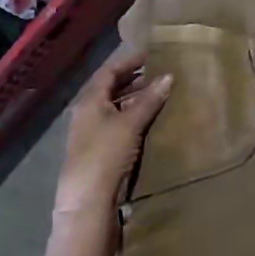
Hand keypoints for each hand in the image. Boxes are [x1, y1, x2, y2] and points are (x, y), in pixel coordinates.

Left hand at [54, 50, 172, 219]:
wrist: (88, 200)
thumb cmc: (106, 154)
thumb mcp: (130, 123)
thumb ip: (149, 99)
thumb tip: (169, 76)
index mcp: (88, 101)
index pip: (108, 72)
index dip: (129, 61)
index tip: (151, 55)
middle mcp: (86, 113)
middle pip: (109, 89)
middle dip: (133, 80)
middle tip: (158, 74)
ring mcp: (90, 134)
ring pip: (114, 108)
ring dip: (134, 100)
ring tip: (158, 96)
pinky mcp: (98, 152)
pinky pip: (116, 126)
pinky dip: (132, 118)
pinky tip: (148, 122)